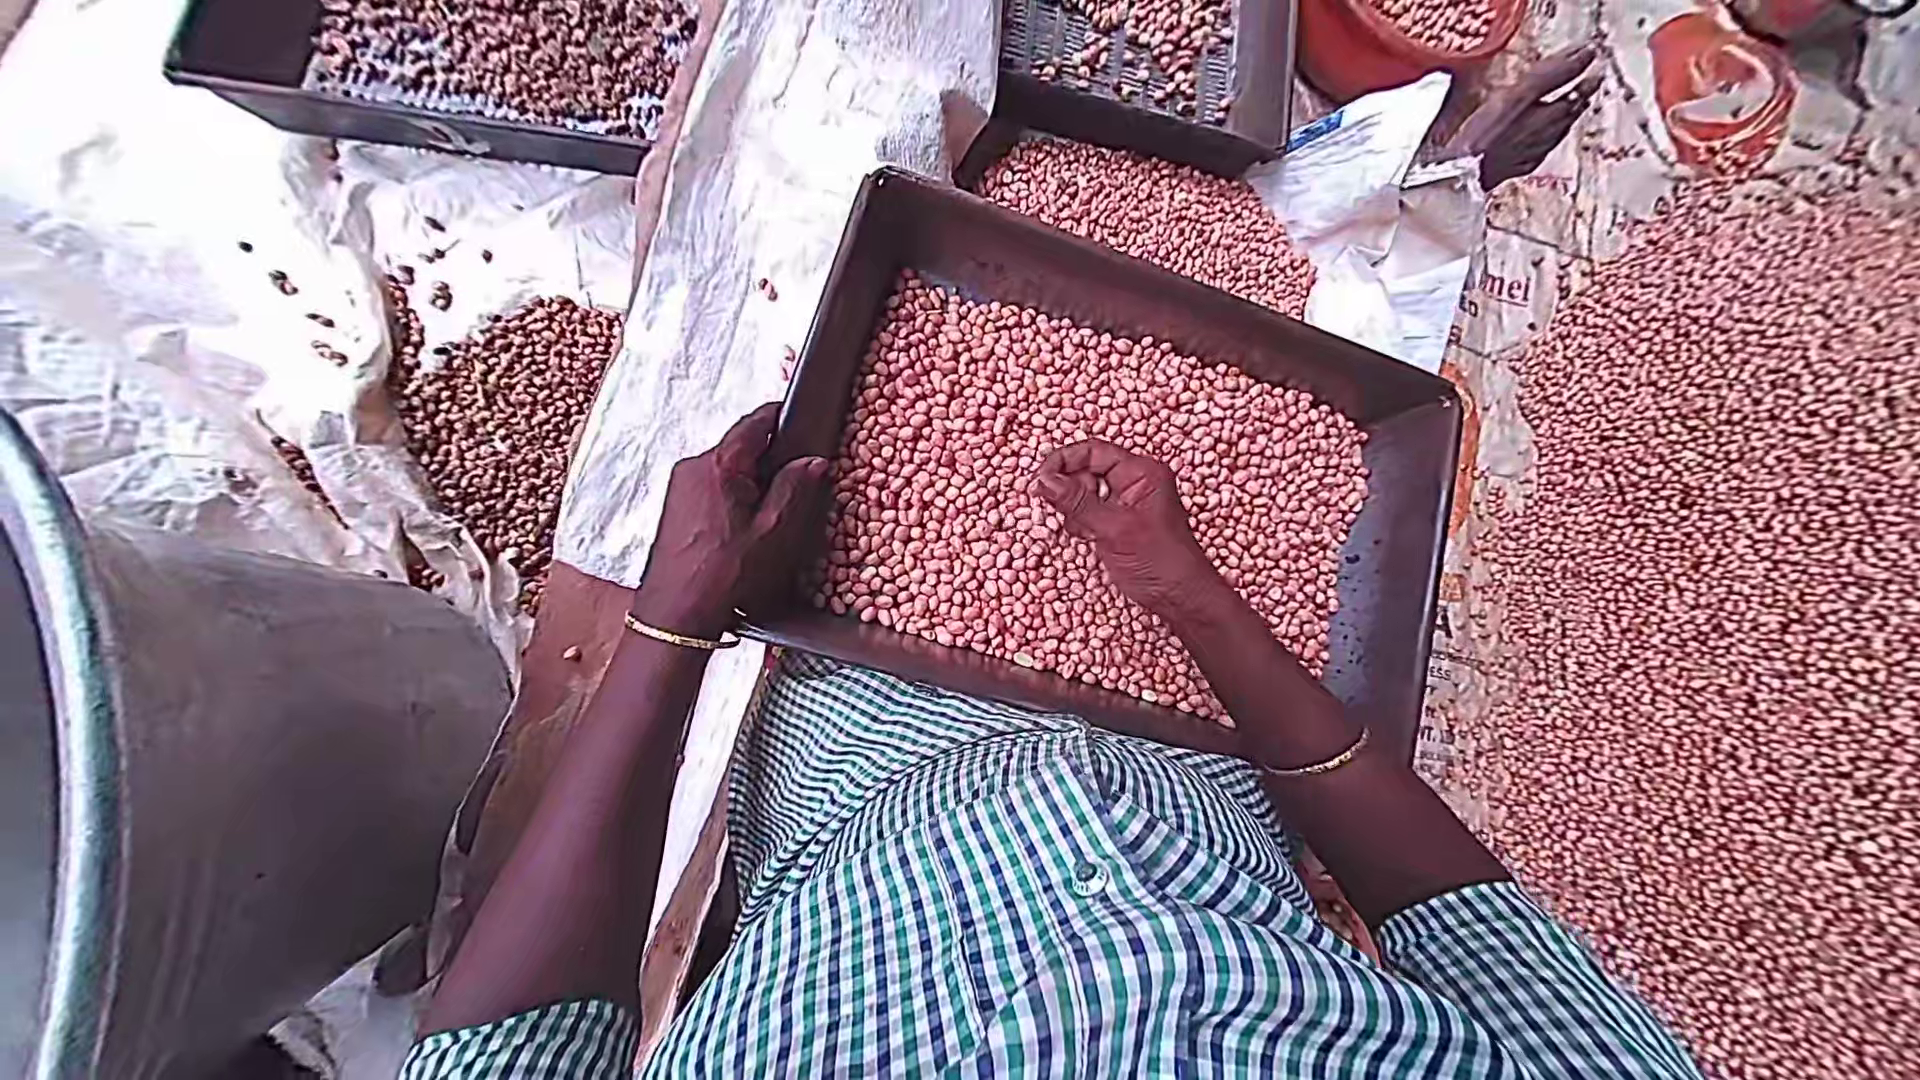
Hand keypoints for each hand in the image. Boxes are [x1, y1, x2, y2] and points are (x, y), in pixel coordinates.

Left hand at [632, 403, 827, 637]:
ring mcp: (681, 485)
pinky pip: (712, 485)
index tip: (799, 417)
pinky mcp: (676, 504)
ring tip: (772, 512)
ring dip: (752, 480)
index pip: (755, 422)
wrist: (676, 612)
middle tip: (796, 480)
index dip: (780, 416)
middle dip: (770, 458)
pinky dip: (734, 495)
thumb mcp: (772, 530)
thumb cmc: (723, 573)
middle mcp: (694, 466)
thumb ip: (794, 487)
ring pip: (727, 467)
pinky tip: (747, 525)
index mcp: (719, 465)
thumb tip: (814, 461)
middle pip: (741, 446)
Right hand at [1029, 440, 1220, 618]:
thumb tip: (1045, 481)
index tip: (1041, 479)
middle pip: (1085, 470)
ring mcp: (1124, 503)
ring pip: (1083, 492)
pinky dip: (1080, 523)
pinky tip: (1088, 538)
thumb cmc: (1162, 563)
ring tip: (1085, 530)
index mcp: (1141, 473)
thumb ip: (1076, 502)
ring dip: (1074, 510)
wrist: (1180, 598)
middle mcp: (1133, 482)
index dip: (1063, 461)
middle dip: (1069, 490)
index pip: (1093, 451)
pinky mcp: (1116, 522)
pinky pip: (1086, 512)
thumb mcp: (1113, 528)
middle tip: (1063, 511)